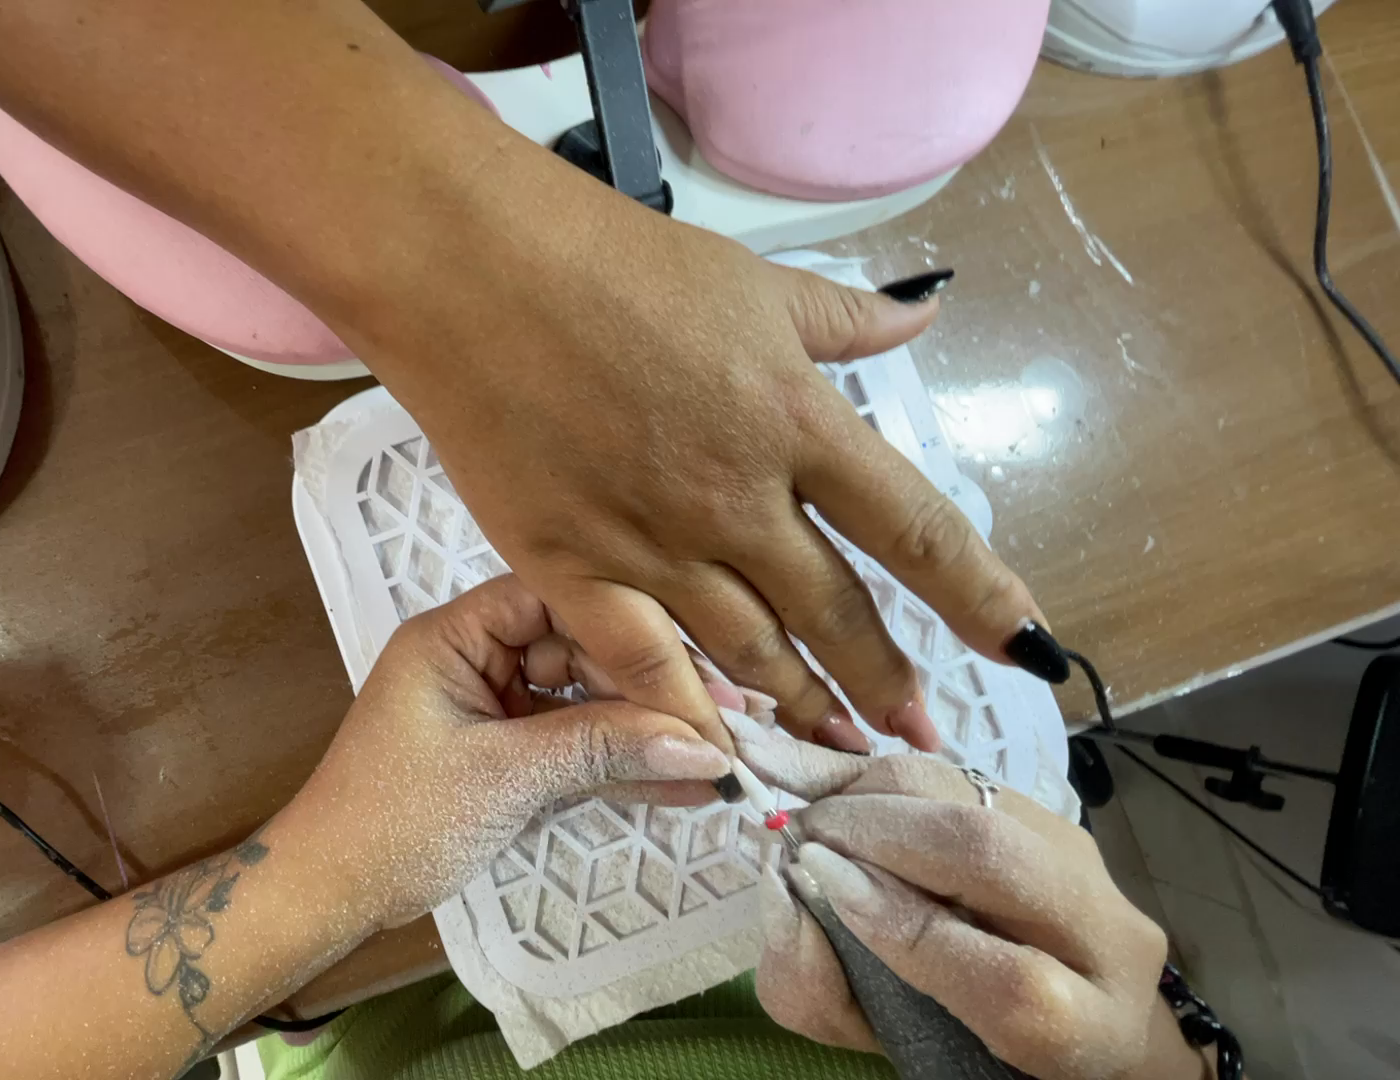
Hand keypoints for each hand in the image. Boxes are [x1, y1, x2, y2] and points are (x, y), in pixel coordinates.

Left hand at [279, 575, 730, 931]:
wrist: (336, 890)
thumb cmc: (397, 819)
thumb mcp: (504, 776)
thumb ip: (600, 749)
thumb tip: (703, 746)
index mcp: (456, 634)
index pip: (552, 599)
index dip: (623, 626)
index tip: (696, 662)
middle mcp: (477, 655)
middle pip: (576, 650)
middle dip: (645, 689)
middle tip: (728, 720)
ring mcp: (494, 702)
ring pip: (580, 699)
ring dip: (640, 730)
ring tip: (721, 756)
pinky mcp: (506, 746)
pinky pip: (569, 741)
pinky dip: (613, 762)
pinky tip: (677, 782)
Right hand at [352, 204, 1050, 757]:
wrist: (478, 284)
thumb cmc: (609, 264)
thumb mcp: (745, 279)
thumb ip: (839, 316)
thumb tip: (924, 313)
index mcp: (793, 421)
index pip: (914, 531)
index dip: (977, 597)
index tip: (1019, 650)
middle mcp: (737, 502)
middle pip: (834, 611)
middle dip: (885, 678)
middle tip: (916, 731)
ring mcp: (652, 545)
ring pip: (747, 648)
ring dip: (800, 702)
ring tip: (833, 745)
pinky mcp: (570, 568)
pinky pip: (641, 662)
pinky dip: (687, 712)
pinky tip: (717, 751)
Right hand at [735, 724, 1205, 1079]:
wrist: (1024, 980)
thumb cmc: (938, 1021)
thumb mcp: (871, 1029)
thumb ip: (812, 986)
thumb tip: (778, 892)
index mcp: (1081, 1031)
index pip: (1011, 987)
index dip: (898, 925)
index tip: (814, 877)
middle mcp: (1100, 934)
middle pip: (990, 854)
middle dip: (868, 830)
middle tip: (797, 834)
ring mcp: (1068, 851)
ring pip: (960, 790)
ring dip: (857, 788)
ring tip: (797, 800)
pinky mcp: (1025, 800)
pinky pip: (932, 766)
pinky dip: (855, 764)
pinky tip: (793, 756)